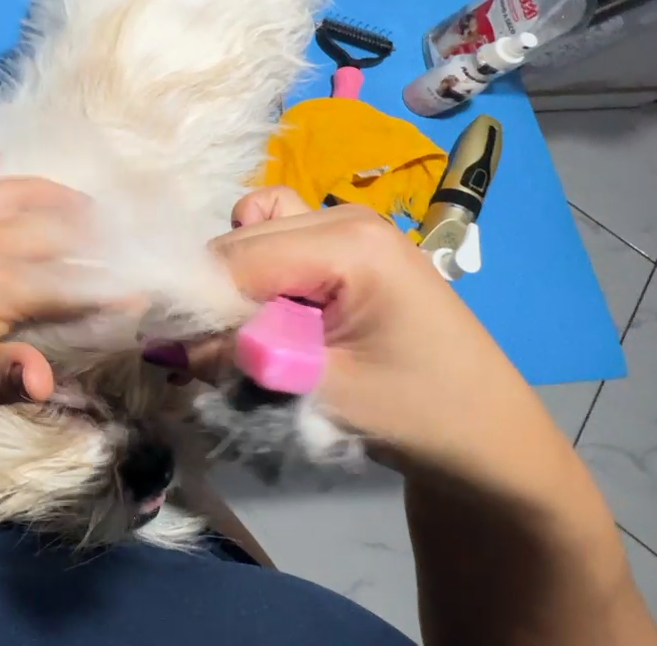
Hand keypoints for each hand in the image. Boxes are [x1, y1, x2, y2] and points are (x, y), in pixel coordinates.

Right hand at [164, 187, 569, 488]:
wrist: (494, 440)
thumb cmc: (424, 417)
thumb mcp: (326, 393)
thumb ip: (243, 358)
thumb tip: (162, 343)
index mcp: (350, 242)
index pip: (237, 259)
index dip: (195, 304)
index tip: (166, 352)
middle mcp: (342, 216)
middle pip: (236, 243)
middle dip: (211, 299)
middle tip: (203, 359)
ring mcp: (342, 223)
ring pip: (244, 238)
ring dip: (231, 287)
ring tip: (248, 338)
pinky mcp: (339, 243)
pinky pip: (269, 235)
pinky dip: (252, 267)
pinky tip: (270, 309)